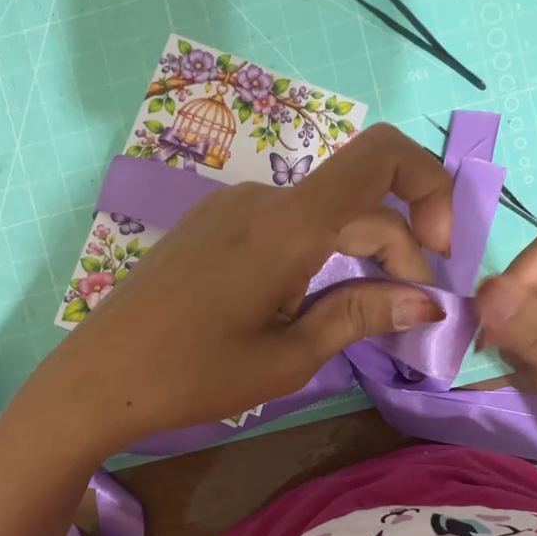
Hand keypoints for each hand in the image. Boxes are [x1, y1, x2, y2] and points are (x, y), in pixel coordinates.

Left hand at [20, 124, 455, 456]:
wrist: (99, 378)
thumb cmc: (194, 377)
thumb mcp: (288, 358)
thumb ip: (360, 315)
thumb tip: (428, 300)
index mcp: (288, 225)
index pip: (383, 158)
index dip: (431, 194)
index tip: (437, 264)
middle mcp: (263, 199)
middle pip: (359, 195)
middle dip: (400, 246)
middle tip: (410, 310)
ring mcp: (232, 207)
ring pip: (323, 212)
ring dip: (360, 251)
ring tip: (366, 312)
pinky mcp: (213, 226)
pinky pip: (286, 224)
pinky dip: (320, 252)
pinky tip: (314, 300)